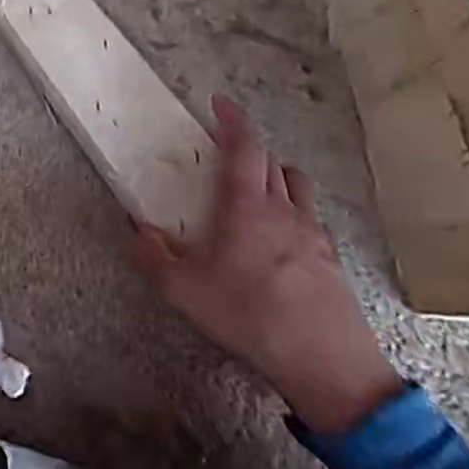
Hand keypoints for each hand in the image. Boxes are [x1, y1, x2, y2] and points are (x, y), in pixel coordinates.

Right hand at [131, 95, 402, 434]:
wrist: (330, 366)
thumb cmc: (252, 318)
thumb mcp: (185, 292)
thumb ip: (153, 258)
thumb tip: (138, 233)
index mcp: (248, 208)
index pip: (244, 148)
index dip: (232, 120)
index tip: (219, 103)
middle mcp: (284, 211)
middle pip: (271, 160)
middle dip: (247, 146)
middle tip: (224, 148)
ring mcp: (313, 234)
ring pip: (295, 184)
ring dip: (274, 173)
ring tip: (253, 185)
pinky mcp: (330, 259)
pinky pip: (309, 216)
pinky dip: (291, 208)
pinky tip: (278, 234)